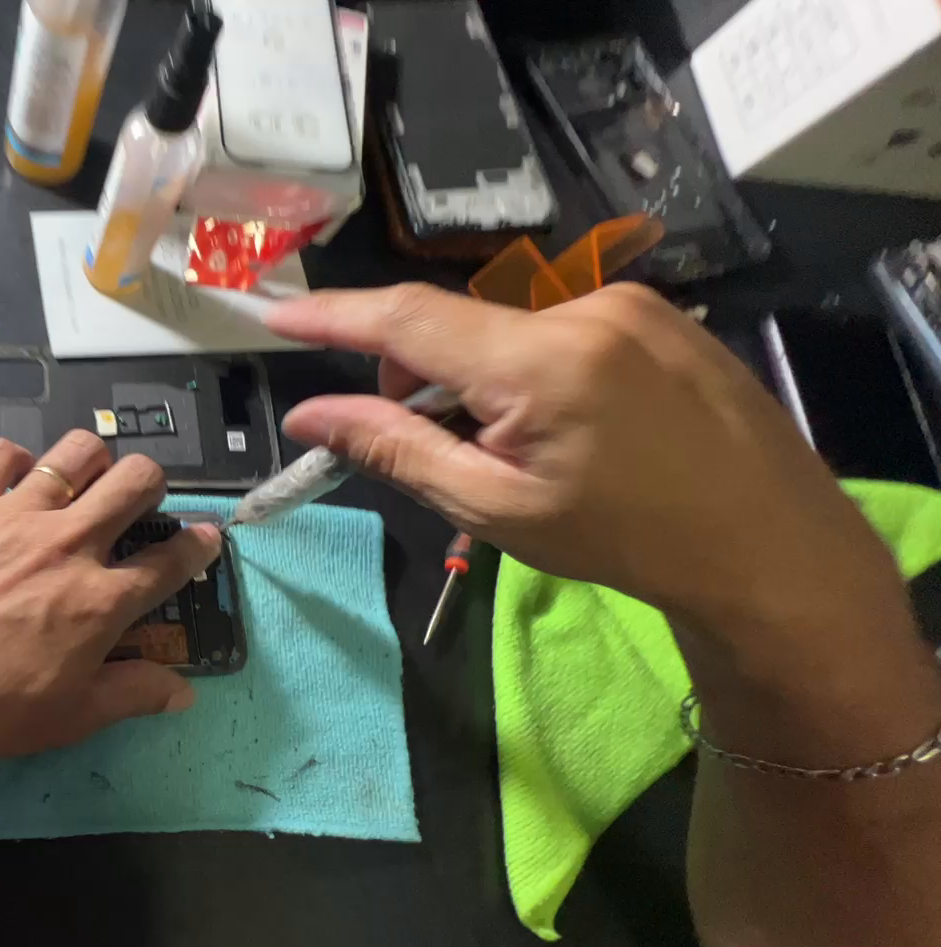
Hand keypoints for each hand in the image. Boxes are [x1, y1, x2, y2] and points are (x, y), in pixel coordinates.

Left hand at [0, 431, 221, 776]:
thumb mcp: (70, 718)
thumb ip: (133, 695)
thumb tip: (184, 692)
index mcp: (101, 600)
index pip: (171, 562)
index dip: (199, 546)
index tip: (205, 538)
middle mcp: (68, 544)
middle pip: (136, 481)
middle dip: (151, 486)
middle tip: (135, 507)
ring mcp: (15, 516)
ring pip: (77, 452)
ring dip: (91, 462)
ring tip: (80, 485)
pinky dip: (15, 461)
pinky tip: (12, 484)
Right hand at [263, 283, 897, 624]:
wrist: (767, 545)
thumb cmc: (619, 537)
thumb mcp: (487, 504)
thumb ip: (391, 447)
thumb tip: (309, 416)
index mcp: (540, 362)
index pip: (405, 319)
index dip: (331, 314)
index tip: (274, 314)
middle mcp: (582, 311)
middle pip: (445, 326)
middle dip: (408, 378)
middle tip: (427, 445)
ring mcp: (625, 306)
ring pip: (491, 330)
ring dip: (461, 378)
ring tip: (500, 443)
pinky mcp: (650, 314)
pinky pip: (539, 329)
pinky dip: (508, 370)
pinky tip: (547, 423)